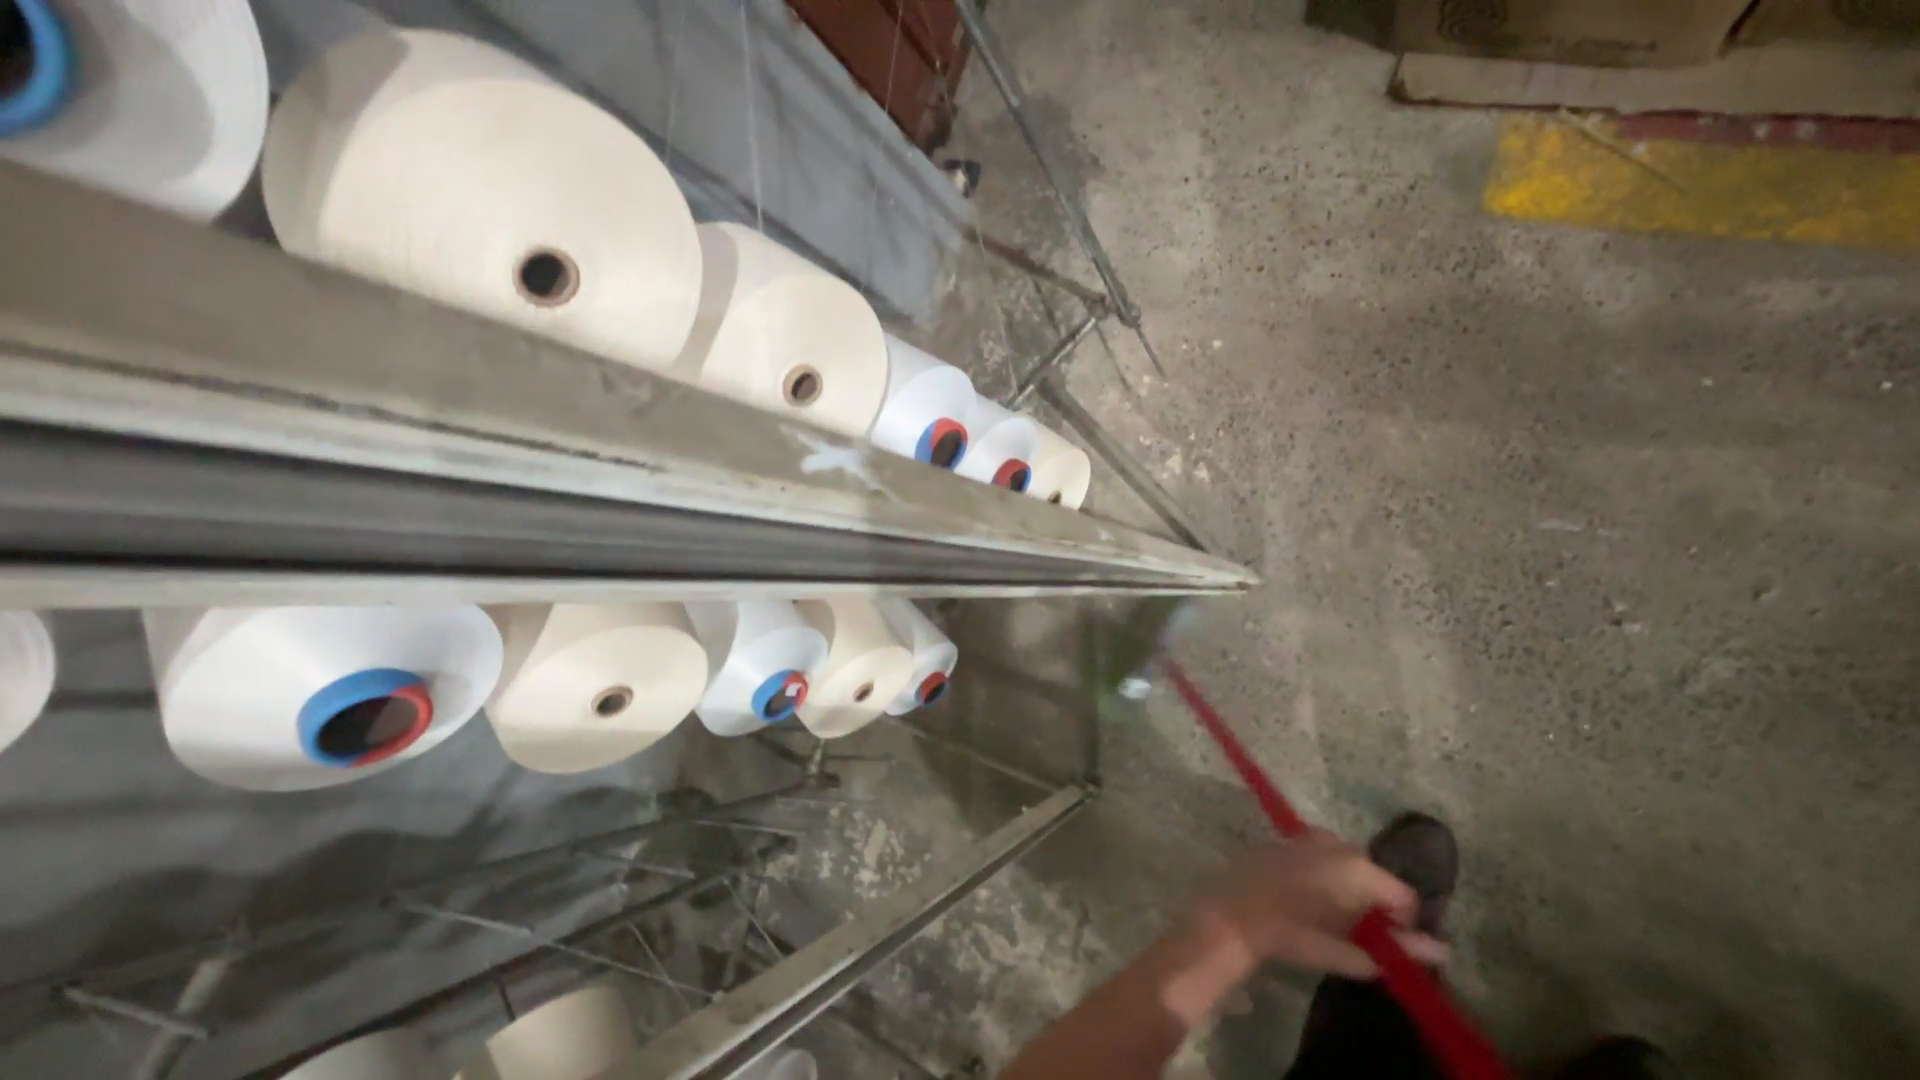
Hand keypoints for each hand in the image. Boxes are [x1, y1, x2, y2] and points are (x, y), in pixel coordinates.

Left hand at [1198, 829, 1447, 979]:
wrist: (1229, 914)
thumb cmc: (1288, 934)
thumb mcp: (1342, 949)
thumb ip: (1391, 951)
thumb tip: (1440, 954)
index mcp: (1356, 867)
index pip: (1401, 894)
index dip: (1403, 921)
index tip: (1392, 943)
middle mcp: (1336, 843)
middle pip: (1372, 874)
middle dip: (1373, 901)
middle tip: (1360, 930)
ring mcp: (1307, 837)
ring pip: (1345, 862)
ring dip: (1347, 886)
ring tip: (1332, 916)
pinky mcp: (1284, 839)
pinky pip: (1318, 854)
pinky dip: (1323, 873)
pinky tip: (1308, 897)